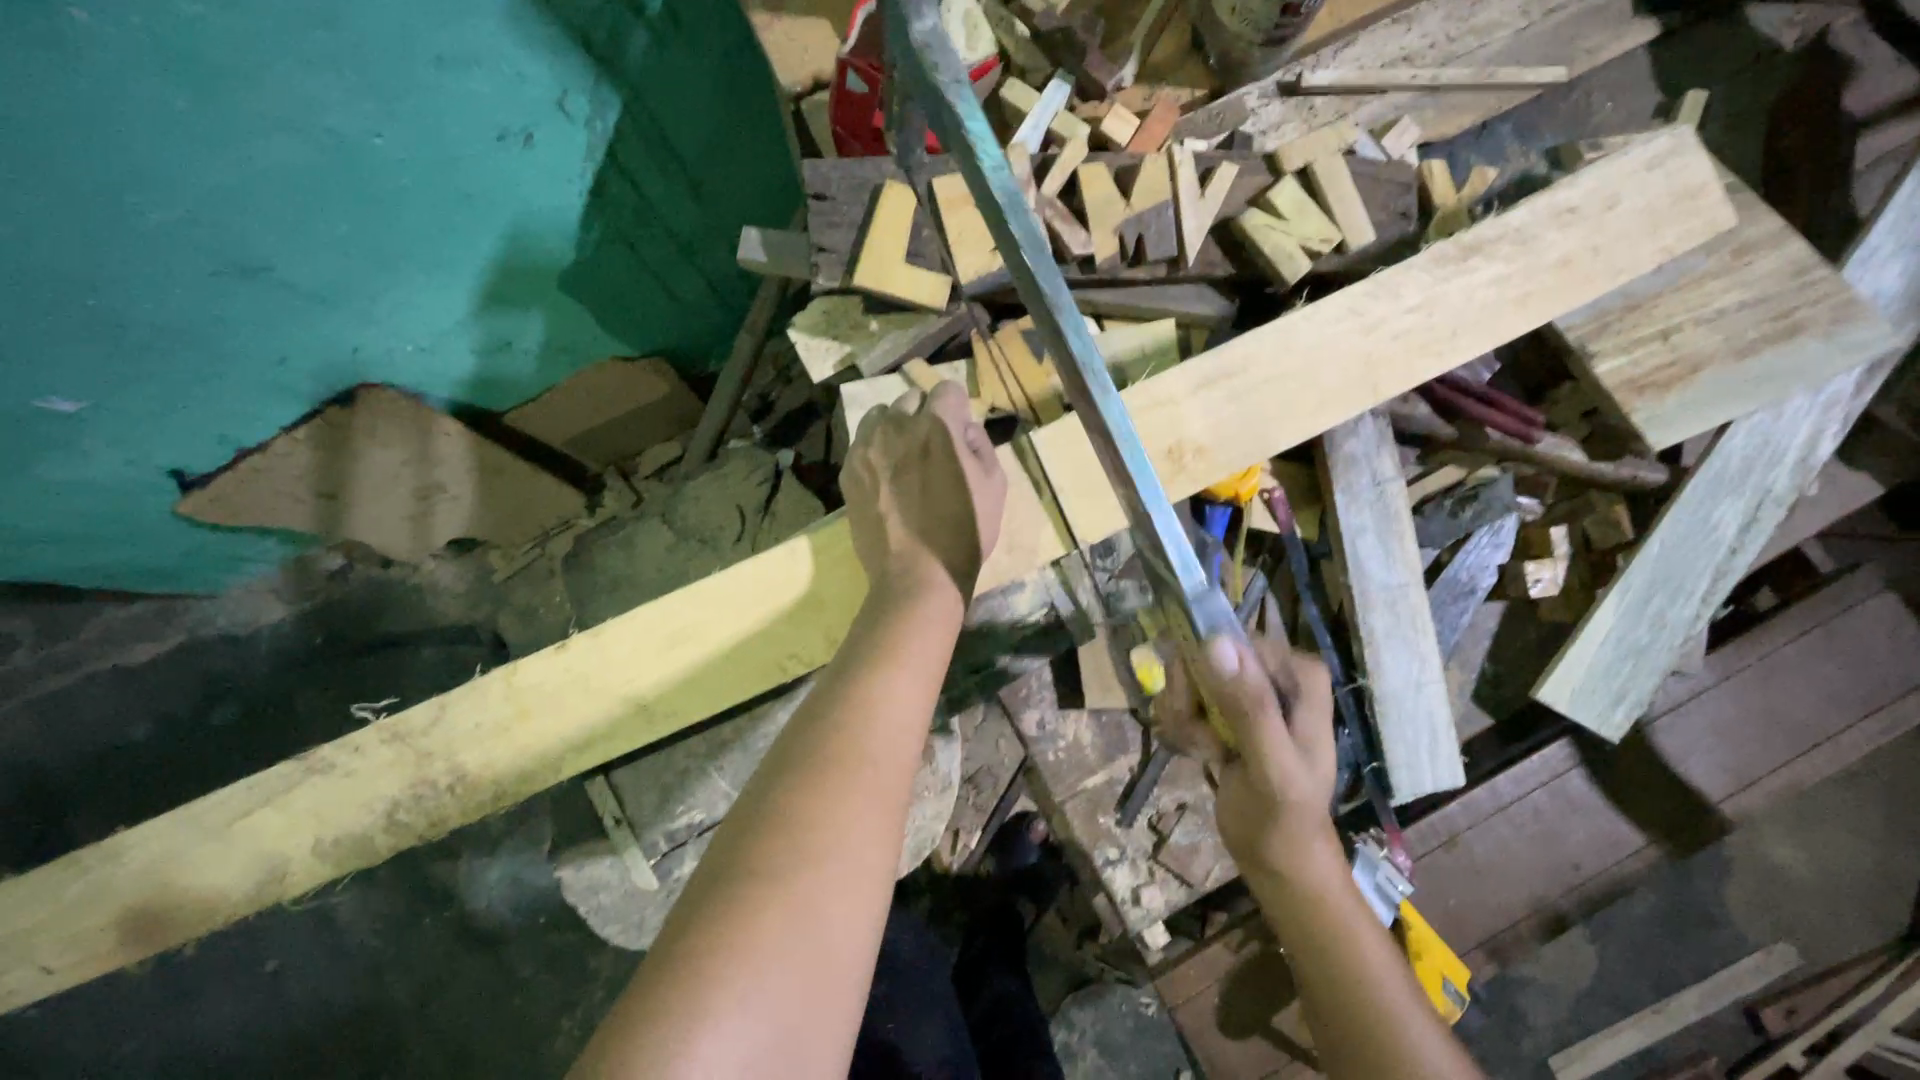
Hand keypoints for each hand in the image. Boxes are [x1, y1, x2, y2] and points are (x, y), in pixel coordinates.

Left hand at [841, 380, 1006, 604]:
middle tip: (933, 446)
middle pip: (911, 399)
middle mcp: (898, 426)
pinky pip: (861, 443)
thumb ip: (981, 444)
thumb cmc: (965, 532)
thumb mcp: (995, 486)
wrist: (916, 576)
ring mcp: (867, 447)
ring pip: (880, 416)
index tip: (959, 428)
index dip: (957, 407)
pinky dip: (874, 449)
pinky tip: (885, 476)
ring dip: (895, 427)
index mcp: (938, 426)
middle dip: (925, 414)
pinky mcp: (848, 471)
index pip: (947, 389)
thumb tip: (965, 427)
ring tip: (904, 456)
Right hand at [1153, 633, 1341, 887]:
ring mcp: (1247, 691)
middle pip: (1204, 654)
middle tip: (1201, 738)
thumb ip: (1249, 706)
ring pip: (1188, 676)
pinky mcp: (1225, 711)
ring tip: (1204, 752)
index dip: (1207, 670)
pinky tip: (1198, 754)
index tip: (1197, 709)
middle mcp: (1274, 673)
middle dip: (1189, 698)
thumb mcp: (1271, 764)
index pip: (1233, 641)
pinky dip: (1180, 727)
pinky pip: (1183, 697)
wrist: (1278, 860)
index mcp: (1300, 674)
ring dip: (1182, 716)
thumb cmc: (1284, 817)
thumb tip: (1215, 642)